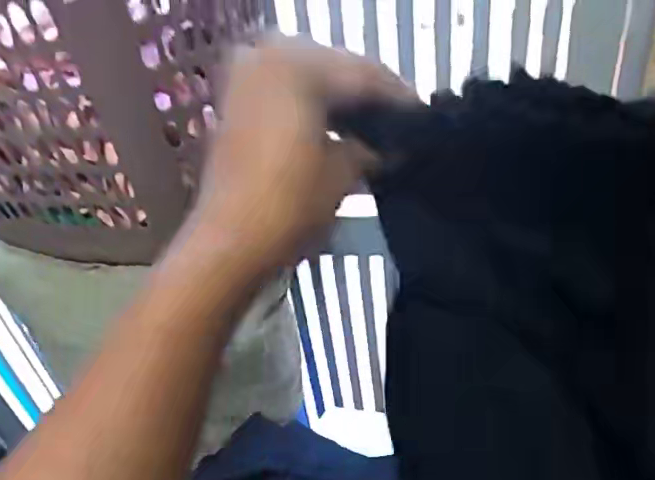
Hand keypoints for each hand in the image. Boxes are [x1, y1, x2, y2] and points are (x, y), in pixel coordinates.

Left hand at [179, 37, 411, 278]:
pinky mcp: (238, 109)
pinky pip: (288, 100)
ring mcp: (248, 81)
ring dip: (341, 109)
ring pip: (310, 85)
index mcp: (298, 64)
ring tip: (374, 137)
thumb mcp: (341, 176)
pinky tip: (338, 139)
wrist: (231, 245)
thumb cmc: (289, 208)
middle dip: (367, 101)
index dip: (398, 98)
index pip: (363, 72)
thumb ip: (369, 150)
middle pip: (334, 71)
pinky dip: (314, 116)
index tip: (423, 119)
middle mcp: (269, 58)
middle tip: (400, 128)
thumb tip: (391, 147)